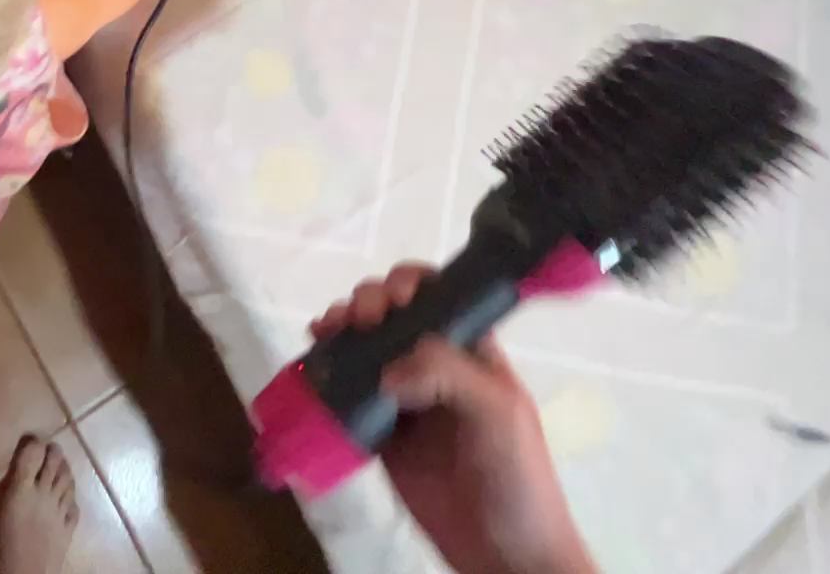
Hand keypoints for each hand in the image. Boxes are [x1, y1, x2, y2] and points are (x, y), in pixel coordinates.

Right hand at [312, 265, 596, 573]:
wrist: (502, 554)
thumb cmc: (515, 476)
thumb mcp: (497, 412)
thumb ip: (446, 372)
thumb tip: (386, 369)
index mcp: (470, 349)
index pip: (436, 294)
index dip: (409, 283)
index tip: (391, 300)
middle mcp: (432, 360)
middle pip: (390, 308)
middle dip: (368, 300)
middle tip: (359, 320)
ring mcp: (401, 390)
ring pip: (362, 337)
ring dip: (341, 322)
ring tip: (328, 329)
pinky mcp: (376, 421)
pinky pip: (344, 380)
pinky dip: (324, 358)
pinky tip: (314, 348)